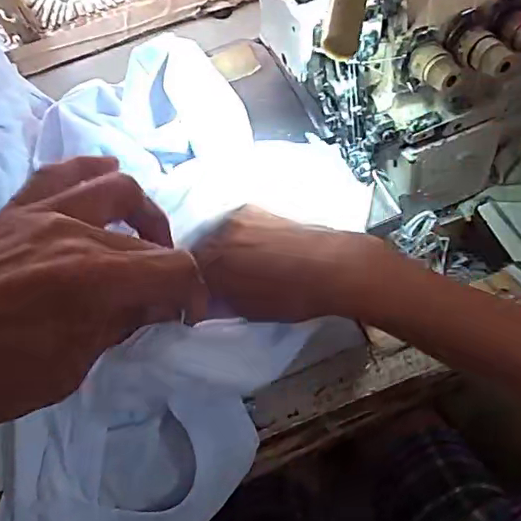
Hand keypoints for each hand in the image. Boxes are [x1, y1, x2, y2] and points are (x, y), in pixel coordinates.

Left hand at [0, 157, 208, 460]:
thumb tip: (146, 306)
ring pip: (110, 182)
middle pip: (145, 228)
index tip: (186, 319)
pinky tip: (94, 197)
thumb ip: (111, 329)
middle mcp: (70, 231)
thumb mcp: (61, 373)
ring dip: (138, 211)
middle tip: (159, 294)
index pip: (172, 269)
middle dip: (167, 261)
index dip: (193, 295)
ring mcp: (35, 214)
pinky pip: (60, 176)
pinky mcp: (7, 213)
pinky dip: (91, 179)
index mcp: (90, 278)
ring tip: (136, 240)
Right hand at [192, 205, 399, 323]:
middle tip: (220, 285)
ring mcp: (241, 216)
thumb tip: (201, 306)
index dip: (192, 286)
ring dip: (224, 251)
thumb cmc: (291, 296)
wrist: (334, 266)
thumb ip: (218, 304)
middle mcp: (220, 231)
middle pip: (200, 249)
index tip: (201, 299)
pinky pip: (239, 227)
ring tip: (244, 269)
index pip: (186, 272)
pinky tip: (259, 253)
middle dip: (205, 267)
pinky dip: (241, 240)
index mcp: (212, 257)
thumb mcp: (248, 310)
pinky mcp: (261, 210)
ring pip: (219, 236)